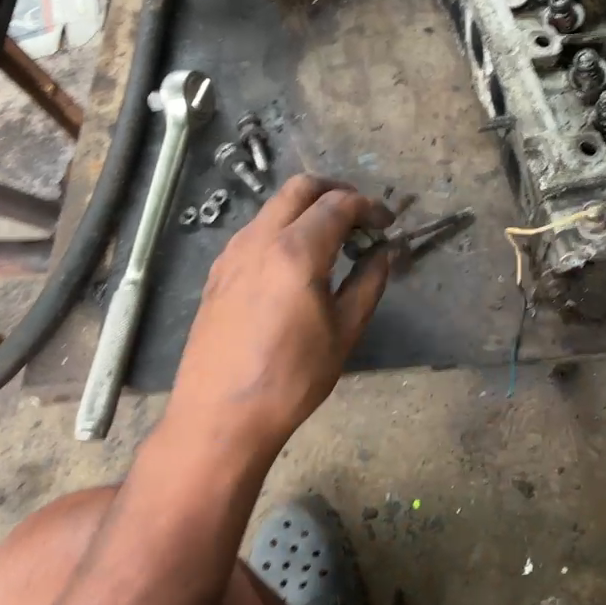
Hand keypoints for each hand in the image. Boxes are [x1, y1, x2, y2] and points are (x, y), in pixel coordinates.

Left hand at [168, 176, 394, 454]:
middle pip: (300, 188)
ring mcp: (233, 254)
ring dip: (307, 209)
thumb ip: (368, 282)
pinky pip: (256, 232)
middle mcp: (260, 240)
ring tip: (333, 241)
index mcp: (296, 251)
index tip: (387, 224)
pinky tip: (298, 264)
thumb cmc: (292, 377)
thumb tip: (382, 254)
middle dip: (336, 192)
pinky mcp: (218, 273)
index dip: (369, 206)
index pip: (338, 204)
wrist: (220, 416)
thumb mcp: (345, 331)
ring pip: (274, 207)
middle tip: (361, 217)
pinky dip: (284, 229)